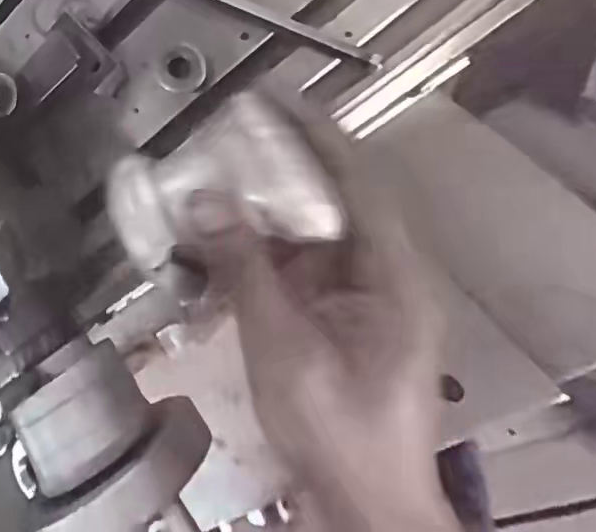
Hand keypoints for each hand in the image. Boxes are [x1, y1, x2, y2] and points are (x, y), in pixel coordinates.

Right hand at [206, 111, 455, 531]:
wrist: (357, 504)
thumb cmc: (337, 431)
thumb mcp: (284, 343)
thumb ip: (242, 266)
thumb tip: (204, 200)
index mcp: (392, 276)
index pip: (357, 182)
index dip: (316, 137)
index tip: (273, 103)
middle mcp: (378, 273)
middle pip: (328, 197)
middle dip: (277, 163)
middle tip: (228, 132)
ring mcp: (353, 292)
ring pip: (304, 226)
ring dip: (258, 201)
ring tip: (213, 171)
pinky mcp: (327, 309)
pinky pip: (288, 257)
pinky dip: (252, 240)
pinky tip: (215, 231)